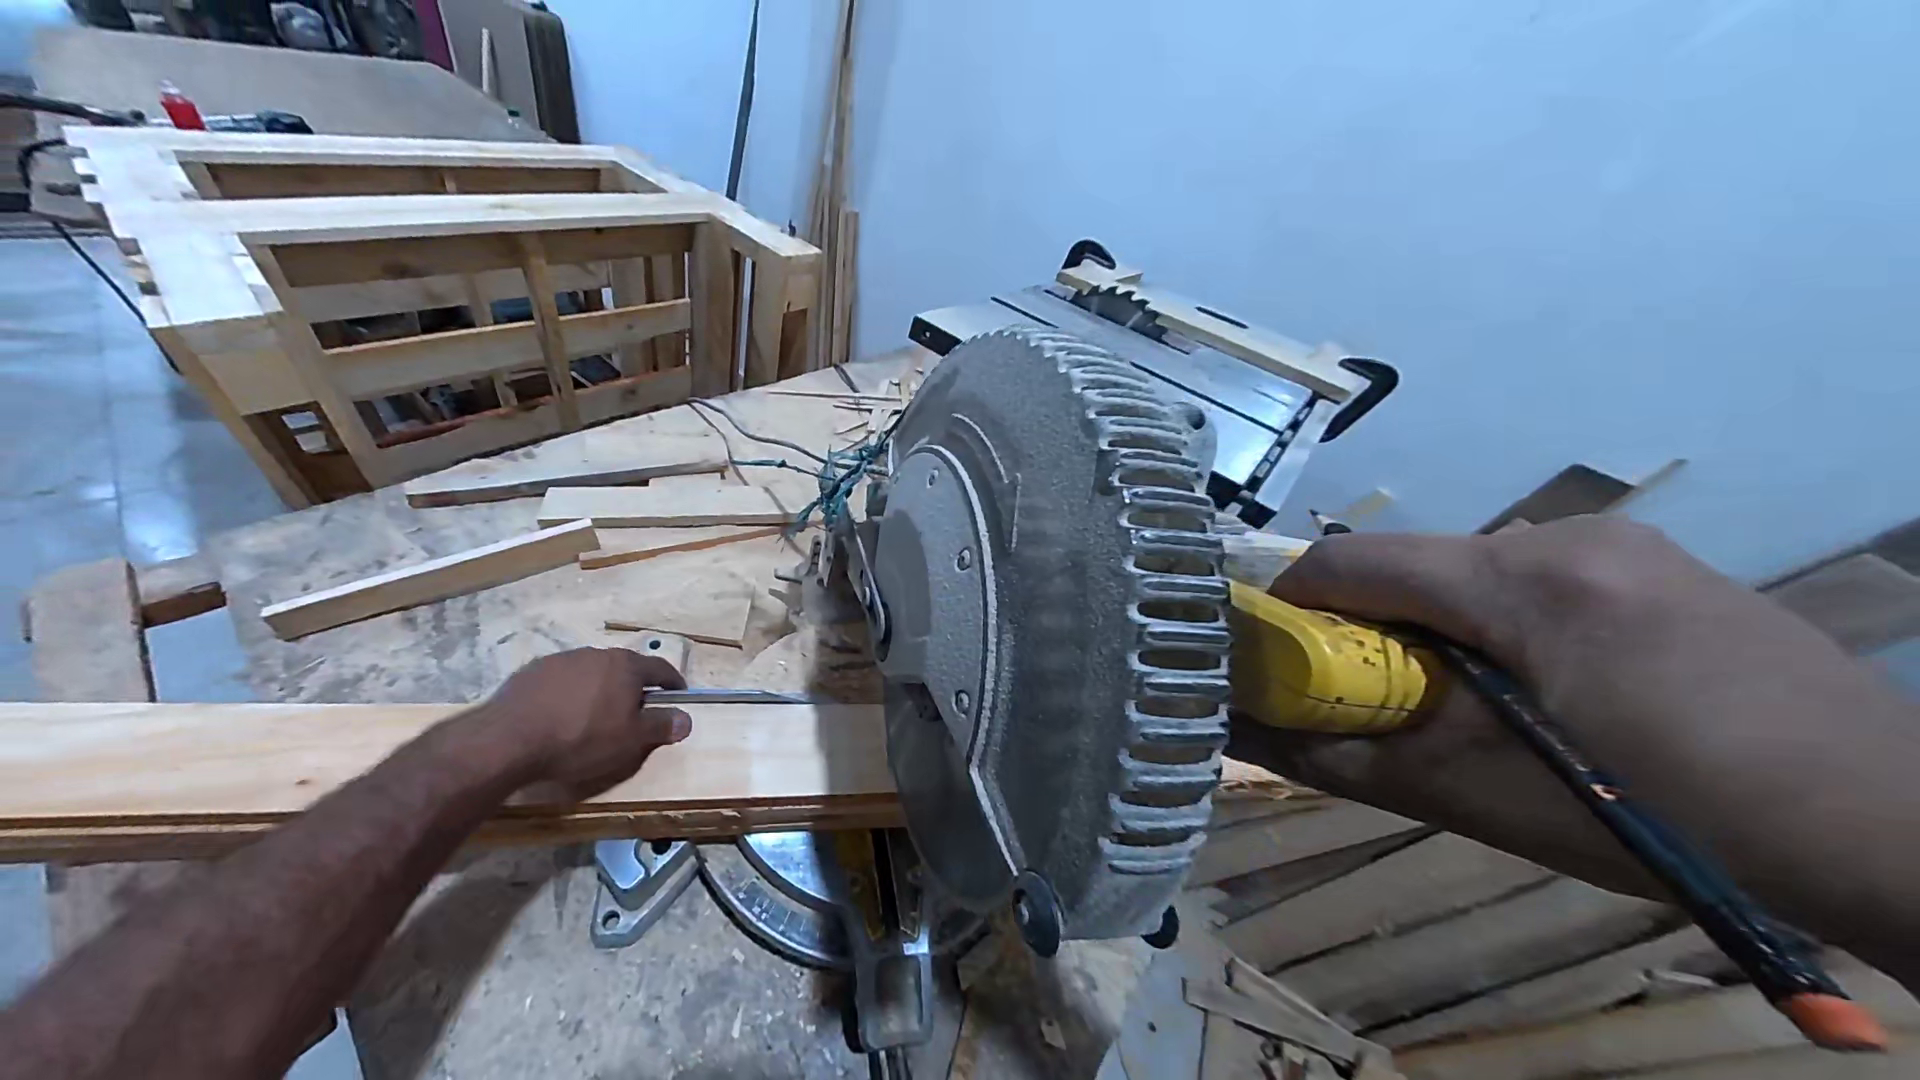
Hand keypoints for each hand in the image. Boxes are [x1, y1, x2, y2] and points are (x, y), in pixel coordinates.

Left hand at [473, 647, 690, 800]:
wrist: (506, 741)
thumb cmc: (580, 739)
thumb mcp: (630, 740)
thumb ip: (661, 726)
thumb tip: (686, 719)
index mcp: (626, 665)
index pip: (661, 669)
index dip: (673, 684)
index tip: (677, 697)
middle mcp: (597, 654)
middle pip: (625, 669)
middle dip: (633, 688)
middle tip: (633, 713)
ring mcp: (561, 660)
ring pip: (592, 673)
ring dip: (599, 690)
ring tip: (592, 718)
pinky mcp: (531, 673)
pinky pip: (561, 681)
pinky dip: (568, 695)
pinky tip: (559, 718)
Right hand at [1226, 517, 1919, 981]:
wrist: (1907, 838)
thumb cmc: (1669, 823)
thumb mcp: (1474, 798)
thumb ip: (1340, 759)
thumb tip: (1237, 733)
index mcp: (1521, 580)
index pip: (1351, 560)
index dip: (1292, 605)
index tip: (1279, 658)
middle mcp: (1563, 537)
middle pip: (1405, 563)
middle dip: (1361, 622)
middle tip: (1362, 693)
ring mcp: (1617, 543)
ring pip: (1460, 567)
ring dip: (1423, 622)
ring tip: (1446, 696)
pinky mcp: (1651, 564)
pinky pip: (1520, 576)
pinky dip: (1483, 619)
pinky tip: (1520, 681)